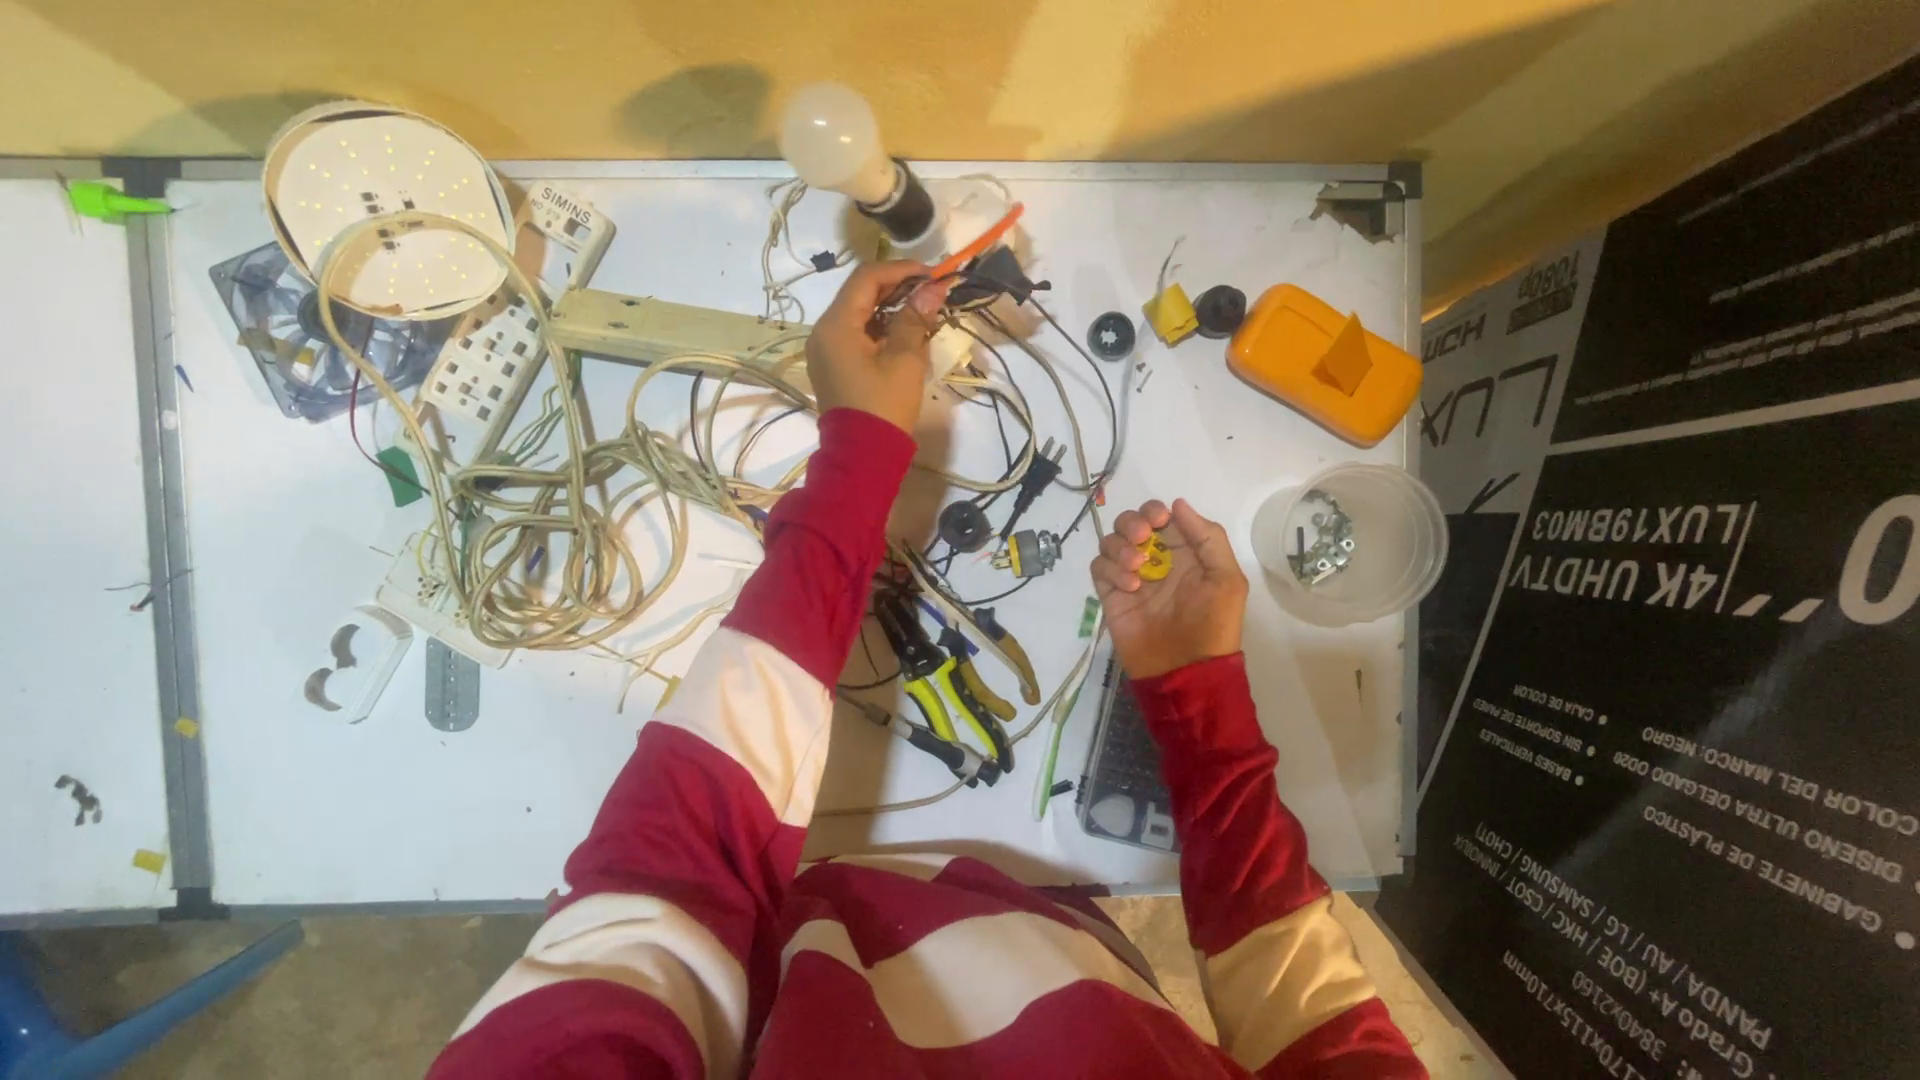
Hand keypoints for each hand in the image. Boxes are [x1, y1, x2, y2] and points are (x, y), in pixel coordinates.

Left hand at [806, 260, 949, 434]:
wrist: (863, 456)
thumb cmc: (884, 406)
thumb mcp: (905, 360)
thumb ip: (915, 318)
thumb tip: (932, 288)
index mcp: (836, 325)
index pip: (866, 278)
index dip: (901, 270)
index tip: (932, 275)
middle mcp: (823, 331)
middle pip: (860, 293)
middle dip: (897, 288)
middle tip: (931, 292)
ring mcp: (825, 350)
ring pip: (859, 314)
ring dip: (890, 309)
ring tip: (923, 314)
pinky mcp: (833, 366)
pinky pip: (855, 335)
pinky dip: (880, 329)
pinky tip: (906, 335)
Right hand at [1090, 499, 1247, 679]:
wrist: (1185, 671)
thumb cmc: (1213, 625)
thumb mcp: (1227, 579)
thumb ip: (1208, 538)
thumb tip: (1177, 504)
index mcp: (1184, 552)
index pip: (1161, 517)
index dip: (1154, 511)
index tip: (1159, 521)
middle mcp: (1155, 560)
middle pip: (1130, 523)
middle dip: (1132, 523)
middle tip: (1142, 539)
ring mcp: (1130, 577)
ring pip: (1110, 541)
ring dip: (1120, 547)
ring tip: (1136, 569)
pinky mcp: (1111, 596)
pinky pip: (1099, 568)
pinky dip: (1111, 570)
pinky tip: (1130, 588)